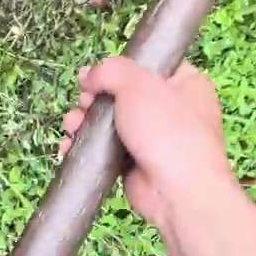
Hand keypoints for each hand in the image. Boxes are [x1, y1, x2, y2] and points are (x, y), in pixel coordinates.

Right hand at [59, 56, 235, 229]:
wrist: (178, 189)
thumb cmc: (167, 129)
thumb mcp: (138, 84)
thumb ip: (110, 71)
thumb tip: (88, 74)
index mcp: (186, 84)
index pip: (149, 66)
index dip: (119, 69)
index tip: (95, 75)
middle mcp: (172, 110)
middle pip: (122, 94)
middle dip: (93, 99)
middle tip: (84, 103)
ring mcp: (153, 138)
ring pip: (110, 122)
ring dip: (84, 122)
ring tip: (72, 126)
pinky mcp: (135, 162)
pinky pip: (106, 148)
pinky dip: (87, 146)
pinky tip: (70, 145)